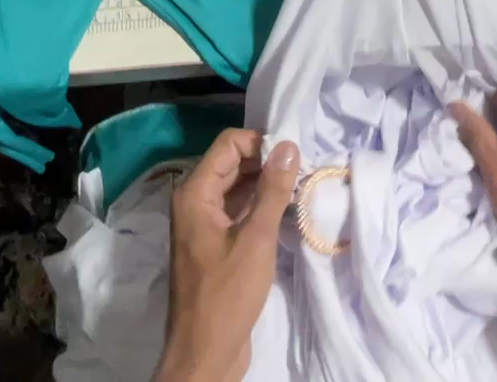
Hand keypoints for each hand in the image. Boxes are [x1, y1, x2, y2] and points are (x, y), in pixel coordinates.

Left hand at [154, 129, 300, 381]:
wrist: (204, 353)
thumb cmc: (227, 294)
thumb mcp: (255, 239)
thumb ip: (272, 190)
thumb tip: (288, 146)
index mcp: (194, 192)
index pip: (228, 144)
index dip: (260, 143)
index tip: (293, 155)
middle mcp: (194, 201)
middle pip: (231, 163)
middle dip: (265, 163)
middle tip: (302, 171)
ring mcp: (203, 223)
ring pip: (236, 187)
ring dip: (264, 185)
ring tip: (299, 188)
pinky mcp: (214, 243)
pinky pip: (237, 210)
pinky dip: (258, 206)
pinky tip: (285, 211)